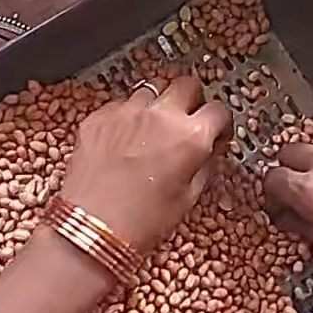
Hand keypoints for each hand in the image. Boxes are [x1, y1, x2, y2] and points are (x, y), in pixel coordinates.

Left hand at [60, 77, 231, 250]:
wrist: (93, 227)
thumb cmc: (143, 221)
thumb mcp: (188, 198)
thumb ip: (205, 165)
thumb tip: (210, 149)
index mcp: (191, 135)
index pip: (219, 110)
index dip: (219, 122)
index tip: (215, 132)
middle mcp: (160, 115)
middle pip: (186, 84)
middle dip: (190, 99)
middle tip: (186, 120)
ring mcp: (126, 111)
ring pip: (151, 89)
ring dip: (157, 105)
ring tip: (151, 130)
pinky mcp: (98, 116)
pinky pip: (119, 105)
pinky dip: (126, 116)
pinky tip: (123, 140)